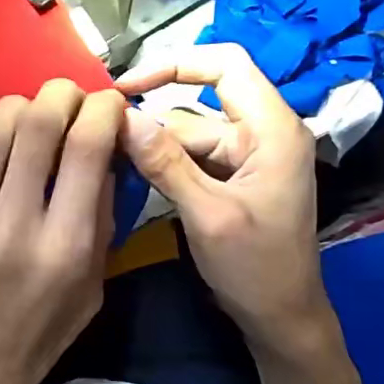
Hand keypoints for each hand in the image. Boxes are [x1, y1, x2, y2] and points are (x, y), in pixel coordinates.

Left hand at [0, 79, 125, 383]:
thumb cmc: (39, 337)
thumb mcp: (92, 289)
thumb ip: (101, 220)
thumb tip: (102, 153)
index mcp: (65, 248)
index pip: (86, 149)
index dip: (103, 110)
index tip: (108, 105)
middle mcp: (13, 227)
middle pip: (37, 124)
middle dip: (61, 93)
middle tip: (69, 96)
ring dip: (17, 108)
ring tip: (29, 115)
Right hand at [116, 44, 329, 343]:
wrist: (281, 319)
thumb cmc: (256, 269)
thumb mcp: (207, 215)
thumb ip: (164, 163)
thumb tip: (121, 117)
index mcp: (272, 130)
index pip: (226, 66)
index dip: (174, 64)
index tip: (125, 86)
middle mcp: (262, 134)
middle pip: (199, 106)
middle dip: (153, 121)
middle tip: (102, 137)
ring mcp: (248, 159)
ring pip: (190, 135)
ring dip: (154, 147)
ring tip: (108, 159)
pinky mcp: (233, 181)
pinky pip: (193, 160)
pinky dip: (165, 165)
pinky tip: (132, 175)